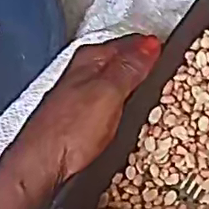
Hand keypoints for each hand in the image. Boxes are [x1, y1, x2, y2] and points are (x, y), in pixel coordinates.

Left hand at [2, 34, 160, 196]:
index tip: (167, 51)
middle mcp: (83, 75)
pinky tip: (127, 113)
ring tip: (150, 88)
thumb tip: (150, 47)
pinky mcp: (81, 120)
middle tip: (163, 65)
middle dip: (141, 64)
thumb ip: (129, 69)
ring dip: (132, 85)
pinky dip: (122, 105)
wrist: (41, 164)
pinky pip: (109, 104)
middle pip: (120, 61)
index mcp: (90, 61)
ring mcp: (81, 98)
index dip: (150, 48)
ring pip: (114, 83)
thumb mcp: (107, 94)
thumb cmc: (67, 132)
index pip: (128, 44)